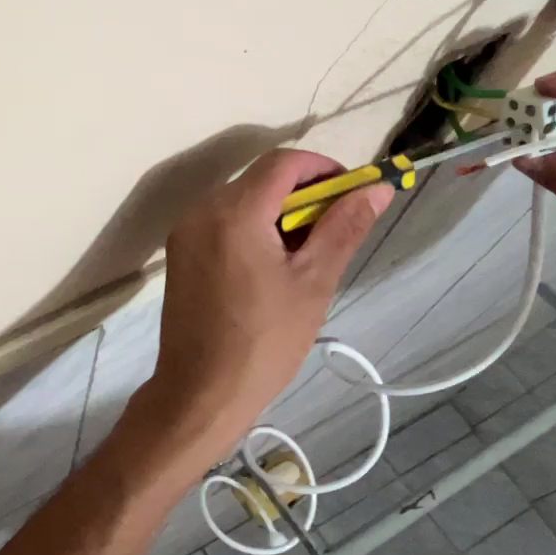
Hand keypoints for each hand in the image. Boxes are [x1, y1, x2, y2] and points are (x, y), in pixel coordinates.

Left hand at [147, 148, 393, 440]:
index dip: (324, 169)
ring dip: (278, 214)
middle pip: (260, 180)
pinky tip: (272, 268)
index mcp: (233, 212)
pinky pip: (221, 224)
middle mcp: (200, 211)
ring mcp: (184, 234)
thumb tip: (375, 189)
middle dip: (303, 195)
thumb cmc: (264, 341)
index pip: (283, 162)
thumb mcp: (313, 282)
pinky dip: (252, 230)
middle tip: (335, 231)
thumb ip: (343, 227)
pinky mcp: (180, 256)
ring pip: (240, 202)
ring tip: (307, 256)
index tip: (353, 194)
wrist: (200, 392)